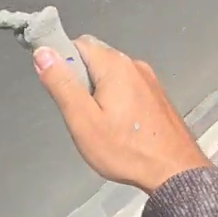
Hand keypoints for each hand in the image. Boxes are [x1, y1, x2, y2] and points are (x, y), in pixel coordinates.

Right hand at [34, 36, 211, 193]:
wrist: (174, 172)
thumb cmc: (129, 151)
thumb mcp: (83, 121)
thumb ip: (62, 84)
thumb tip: (43, 54)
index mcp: (114, 66)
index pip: (76, 44)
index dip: (60, 62)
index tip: (58, 86)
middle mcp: (133, 65)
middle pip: (93, 58)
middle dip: (79, 79)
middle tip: (80, 112)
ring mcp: (147, 80)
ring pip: (109, 74)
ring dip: (97, 92)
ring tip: (99, 124)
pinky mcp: (154, 95)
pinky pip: (125, 87)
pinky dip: (115, 100)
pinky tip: (117, 126)